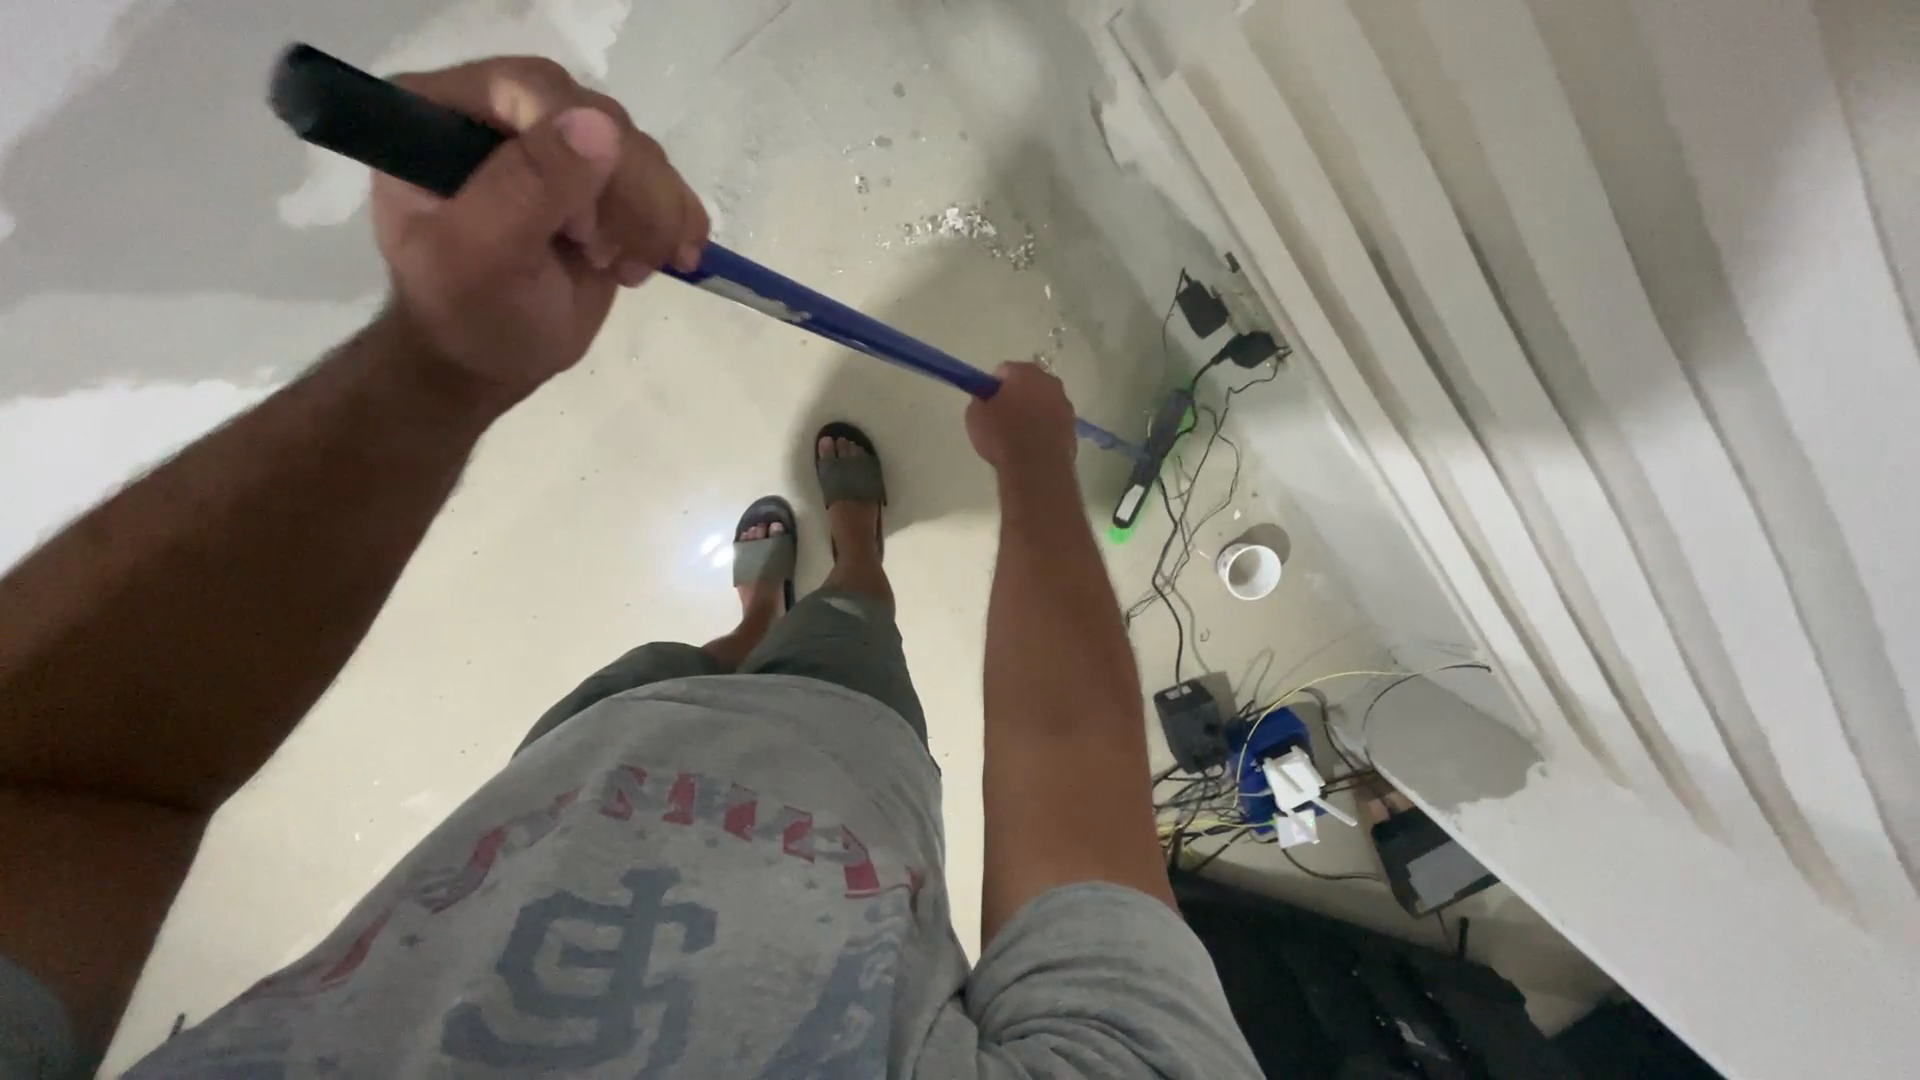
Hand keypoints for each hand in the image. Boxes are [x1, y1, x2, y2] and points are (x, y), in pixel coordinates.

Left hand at [370, 57, 708, 408]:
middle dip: (626, 195)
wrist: (491, 361)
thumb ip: (529, 186)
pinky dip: (680, 224)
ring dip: (655, 217)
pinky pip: (665, 183)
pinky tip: (669, 259)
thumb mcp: (482, 255)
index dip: (578, 152)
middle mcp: (509, 116)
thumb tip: (601, 125)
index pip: (536, 89)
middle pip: (604, 119)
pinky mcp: (609, 191)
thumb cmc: (469, 314)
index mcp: (449, 112)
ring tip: (627, 267)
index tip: (581, 230)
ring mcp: (565, 154)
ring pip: (643, 153)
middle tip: (606, 257)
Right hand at [965, 362, 1077, 472]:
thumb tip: (986, 400)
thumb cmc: (1002, 436)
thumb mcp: (975, 415)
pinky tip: (1032, 447)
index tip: (987, 402)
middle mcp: (1050, 383)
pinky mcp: (1073, 428)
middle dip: (1016, 396)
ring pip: (1044, 403)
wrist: (1035, 468)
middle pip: (1029, 384)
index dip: (993, 386)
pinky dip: (1044, 430)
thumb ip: (981, 400)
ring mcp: (1065, 406)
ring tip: (1018, 436)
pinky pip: (1053, 423)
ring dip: (1033, 412)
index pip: (1005, 371)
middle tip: (1002, 418)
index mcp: (1026, 372)